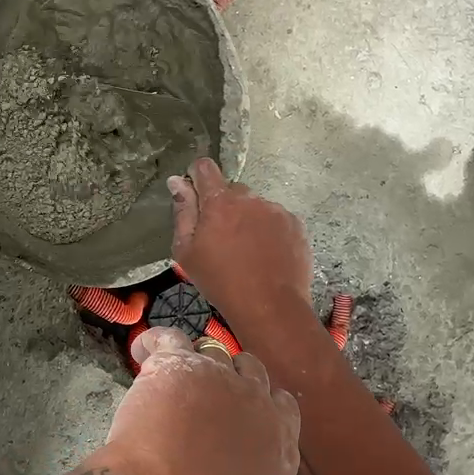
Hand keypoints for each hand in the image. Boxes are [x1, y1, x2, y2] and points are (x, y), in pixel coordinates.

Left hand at [97, 326, 300, 474]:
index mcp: (280, 449)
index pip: (281, 405)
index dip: (260, 400)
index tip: (241, 405)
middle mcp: (257, 407)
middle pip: (251, 370)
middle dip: (230, 375)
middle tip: (203, 388)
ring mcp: (220, 380)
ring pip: (212, 352)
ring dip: (194, 362)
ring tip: (168, 374)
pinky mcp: (180, 365)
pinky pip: (169, 337)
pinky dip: (154, 342)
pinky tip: (143, 350)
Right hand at [168, 158, 313, 328]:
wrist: (270, 306)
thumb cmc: (220, 281)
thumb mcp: (186, 252)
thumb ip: (182, 212)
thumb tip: (178, 182)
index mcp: (218, 202)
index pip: (205, 168)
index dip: (197, 176)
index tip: (195, 194)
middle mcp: (249, 198)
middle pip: (231, 190)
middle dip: (223, 206)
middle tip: (221, 238)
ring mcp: (275, 210)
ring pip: (255, 206)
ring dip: (247, 219)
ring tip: (246, 251)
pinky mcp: (295, 225)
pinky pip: (276, 219)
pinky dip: (268, 231)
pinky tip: (266, 255)